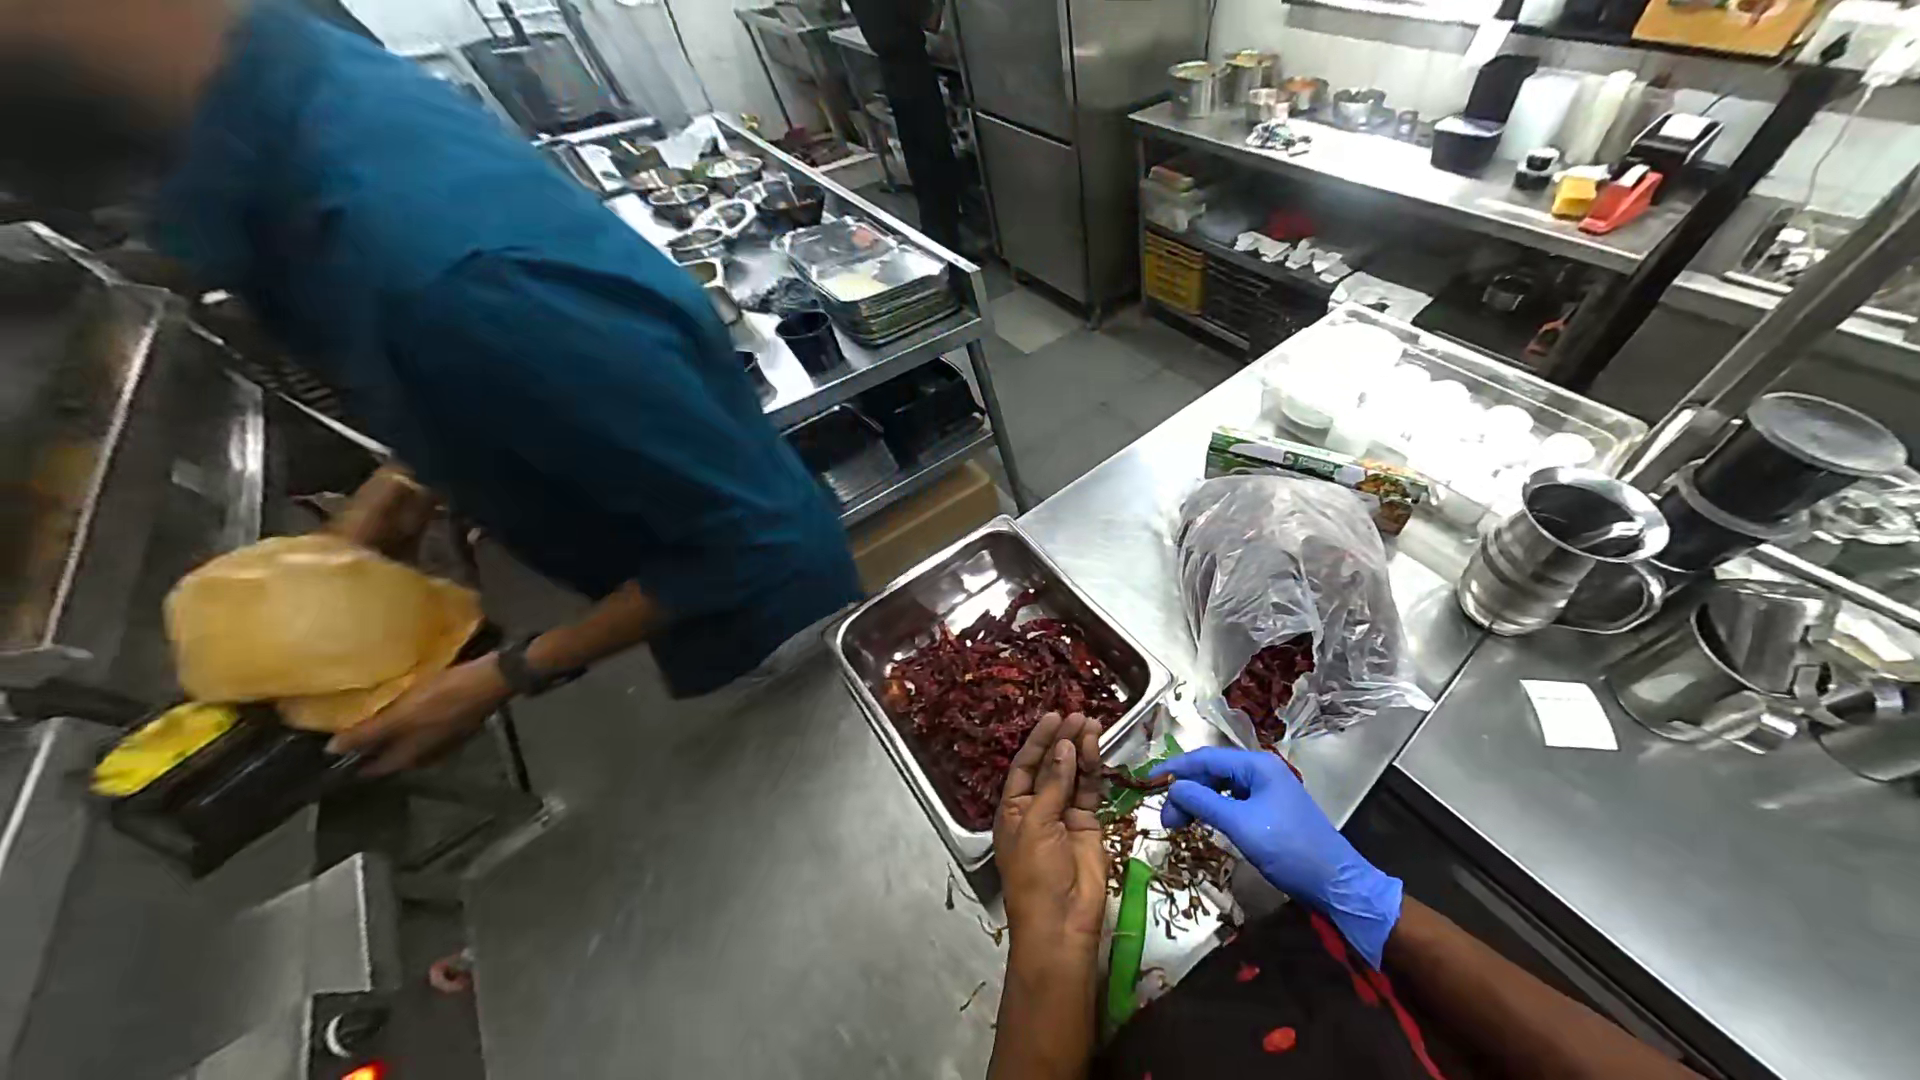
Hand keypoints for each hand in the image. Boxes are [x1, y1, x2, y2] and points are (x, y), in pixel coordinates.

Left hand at [326, 655, 511, 775]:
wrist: (493, 679)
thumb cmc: (445, 696)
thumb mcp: (402, 713)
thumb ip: (368, 733)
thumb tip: (332, 750)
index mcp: (412, 755)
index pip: (375, 769)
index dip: (353, 764)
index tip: (333, 755)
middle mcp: (429, 752)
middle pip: (396, 757)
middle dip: (377, 749)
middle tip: (356, 732)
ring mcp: (448, 737)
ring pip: (414, 743)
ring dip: (398, 736)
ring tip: (383, 718)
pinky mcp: (461, 721)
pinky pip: (429, 729)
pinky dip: (417, 725)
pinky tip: (414, 710)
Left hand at [993, 712, 1106, 949]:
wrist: (1061, 922)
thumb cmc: (1035, 873)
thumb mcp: (1036, 823)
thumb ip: (1053, 784)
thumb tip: (1064, 748)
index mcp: (1014, 807)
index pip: (1026, 764)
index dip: (1039, 740)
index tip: (1054, 716)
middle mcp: (1038, 807)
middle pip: (1051, 765)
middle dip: (1063, 740)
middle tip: (1077, 715)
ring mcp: (1064, 816)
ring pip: (1073, 775)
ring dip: (1081, 750)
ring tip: (1091, 723)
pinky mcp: (1089, 825)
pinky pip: (1090, 791)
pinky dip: (1094, 770)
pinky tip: (1096, 749)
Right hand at [1151, 746, 1402, 968]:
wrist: (1338, 885)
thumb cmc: (1289, 849)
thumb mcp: (1240, 824)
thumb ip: (1203, 802)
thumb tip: (1173, 786)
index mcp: (1257, 765)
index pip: (1204, 758)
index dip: (1174, 768)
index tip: (1148, 782)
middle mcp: (1261, 771)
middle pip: (1210, 772)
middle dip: (1185, 791)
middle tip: (1167, 819)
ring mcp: (1266, 791)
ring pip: (1219, 787)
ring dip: (1197, 802)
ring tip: (1180, 824)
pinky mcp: (1269, 810)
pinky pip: (1231, 802)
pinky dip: (1213, 810)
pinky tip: (1204, 824)